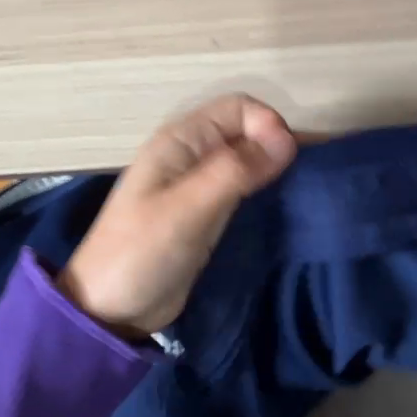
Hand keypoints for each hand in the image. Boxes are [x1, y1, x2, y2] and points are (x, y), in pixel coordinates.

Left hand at [57, 94, 297, 337]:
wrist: (109, 309)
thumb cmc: (139, 253)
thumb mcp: (186, 210)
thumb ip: (234, 172)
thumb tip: (287, 138)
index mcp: (179, 141)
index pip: (238, 107)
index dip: (267, 124)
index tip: (288, 161)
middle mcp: (191, 155)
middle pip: (246, 131)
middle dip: (277, 146)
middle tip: (306, 180)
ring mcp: (199, 185)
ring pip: (248, 160)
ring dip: (274, 169)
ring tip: (303, 194)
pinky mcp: (207, 214)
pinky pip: (243, 189)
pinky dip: (264, 192)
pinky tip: (284, 209)